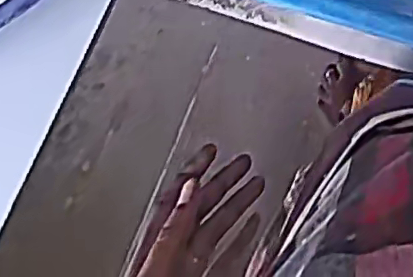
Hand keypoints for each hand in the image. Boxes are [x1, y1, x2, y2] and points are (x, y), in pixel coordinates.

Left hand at [131, 144, 266, 276]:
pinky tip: (255, 227)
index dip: (194, 171)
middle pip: (201, 211)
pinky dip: (244, 238)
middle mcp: (171, 260)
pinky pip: (229, 259)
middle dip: (224, 182)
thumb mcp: (156, 269)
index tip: (212, 148)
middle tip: (245, 160)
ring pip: (216, 233)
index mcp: (155, 250)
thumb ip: (173, 229)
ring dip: (238, 206)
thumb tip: (190, 184)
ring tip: (257, 185)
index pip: (175, 199)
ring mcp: (189, 274)